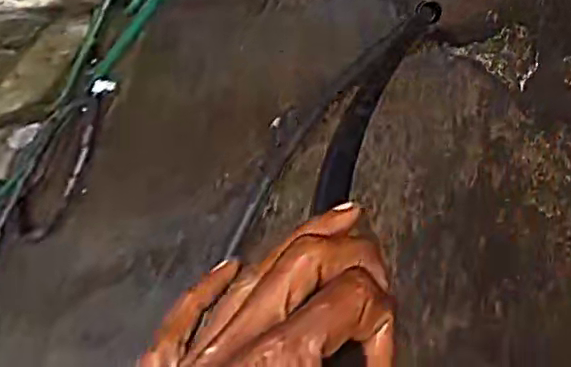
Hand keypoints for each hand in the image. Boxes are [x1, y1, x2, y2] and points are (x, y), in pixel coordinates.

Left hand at [140, 203, 395, 366]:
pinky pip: (184, 318)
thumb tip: (378, 354)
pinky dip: (211, 288)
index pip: (356, 294)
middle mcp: (235, 348)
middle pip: (310, 258)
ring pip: (256, 270)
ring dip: (303, 239)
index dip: (385, 314)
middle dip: (357, 251)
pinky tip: (230, 267)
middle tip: (381, 266)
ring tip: (340, 218)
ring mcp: (197, 358)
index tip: (386, 346)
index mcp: (280, 359)